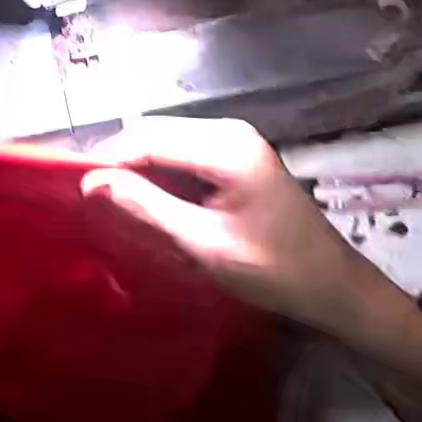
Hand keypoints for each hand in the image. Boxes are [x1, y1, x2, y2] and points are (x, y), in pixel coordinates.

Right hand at [81, 117, 404, 336]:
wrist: (340, 291)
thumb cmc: (277, 273)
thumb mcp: (205, 245)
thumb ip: (146, 207)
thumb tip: (89, 182)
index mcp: (227, 148)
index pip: (149, 140)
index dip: (111, 160)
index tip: (81, 186)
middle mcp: (228, 130)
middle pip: (153, 131)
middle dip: (121, 158)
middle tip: (95, 192)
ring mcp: (233, 136)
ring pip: (163, 136)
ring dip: (138, 162)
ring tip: (116, 193)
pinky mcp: (233, 149)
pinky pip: (179, 146)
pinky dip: (158, 165)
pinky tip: (150, 192)